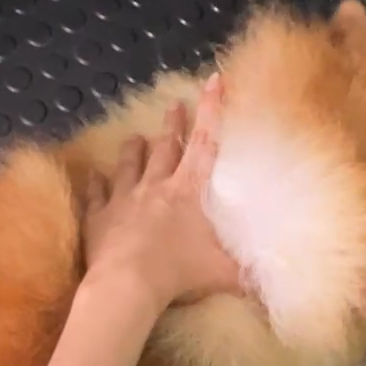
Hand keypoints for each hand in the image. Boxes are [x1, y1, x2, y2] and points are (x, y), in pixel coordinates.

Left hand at [82, 74, 242, 308]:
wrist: (128, 284)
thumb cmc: (180, 273)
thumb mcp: (224, 274)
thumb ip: (246, 274)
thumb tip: (271, 284)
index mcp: (188, 191)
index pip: (205, 143)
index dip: (211, 110)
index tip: (213, 80)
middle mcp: (155, 186)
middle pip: (164, 147)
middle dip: (172, 124)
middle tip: (173, 105)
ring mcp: (123, 199)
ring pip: (128, 164)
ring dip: (133, 149)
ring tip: (135, 136)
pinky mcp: (98, 217)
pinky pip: (96, 194)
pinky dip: (96, 184)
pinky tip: (93, 175)